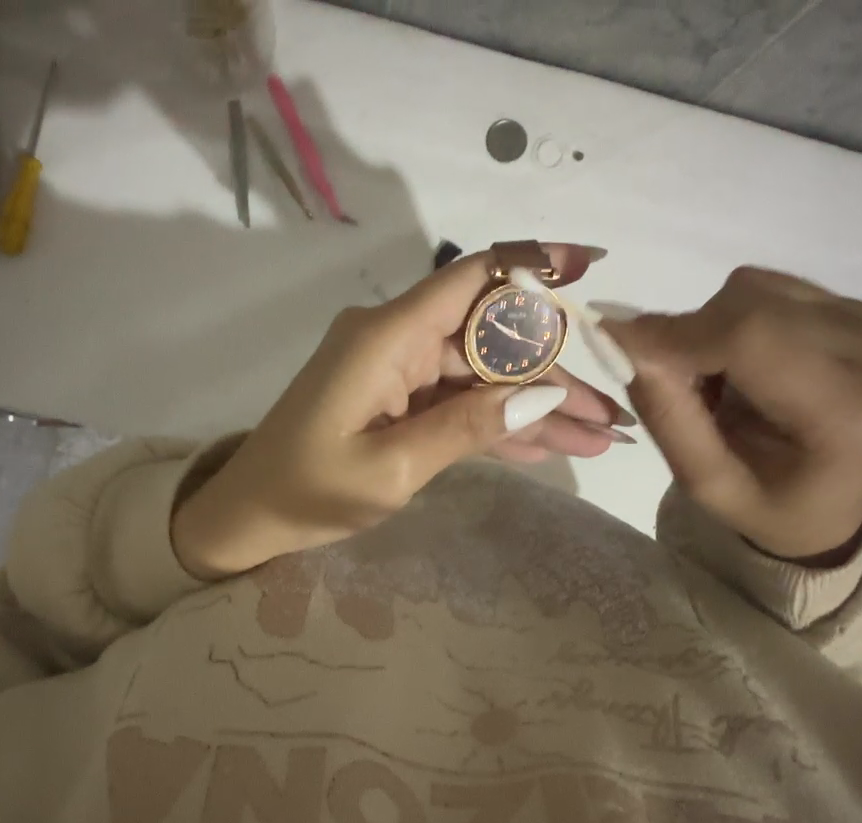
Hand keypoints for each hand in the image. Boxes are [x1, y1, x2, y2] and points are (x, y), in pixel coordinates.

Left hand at [173, 243, 630, 578]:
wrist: (251, 517)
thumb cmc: (308, 492)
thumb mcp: (393, 468)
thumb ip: (468, 426)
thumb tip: (544, 392)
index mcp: (387, 337)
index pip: (473, 279)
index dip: (534, 266)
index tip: (593, 267)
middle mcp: (396, 340)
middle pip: (491, 341)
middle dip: (553, 377)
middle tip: (610, 418)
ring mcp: (397, 370)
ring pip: (482, 377)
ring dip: (535, 407)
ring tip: (598, 439)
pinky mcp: (397, 399)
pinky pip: (459, 403)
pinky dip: (498, 424)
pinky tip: (550, 447)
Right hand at [605, 267, 861, 563]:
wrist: (829, 506)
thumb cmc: (767, 505)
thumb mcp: (706, 485)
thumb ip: (670, 417)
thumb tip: (627, 341)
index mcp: (849, 412)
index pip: (751, 339)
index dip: (676, 333)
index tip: (617, 341)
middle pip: (750, 306)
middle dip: (691, 337)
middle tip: (676, 385)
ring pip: (757, 291)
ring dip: (715, 330)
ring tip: (722, 383)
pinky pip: (775, 290)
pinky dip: (740, 321)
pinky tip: (752, 366)